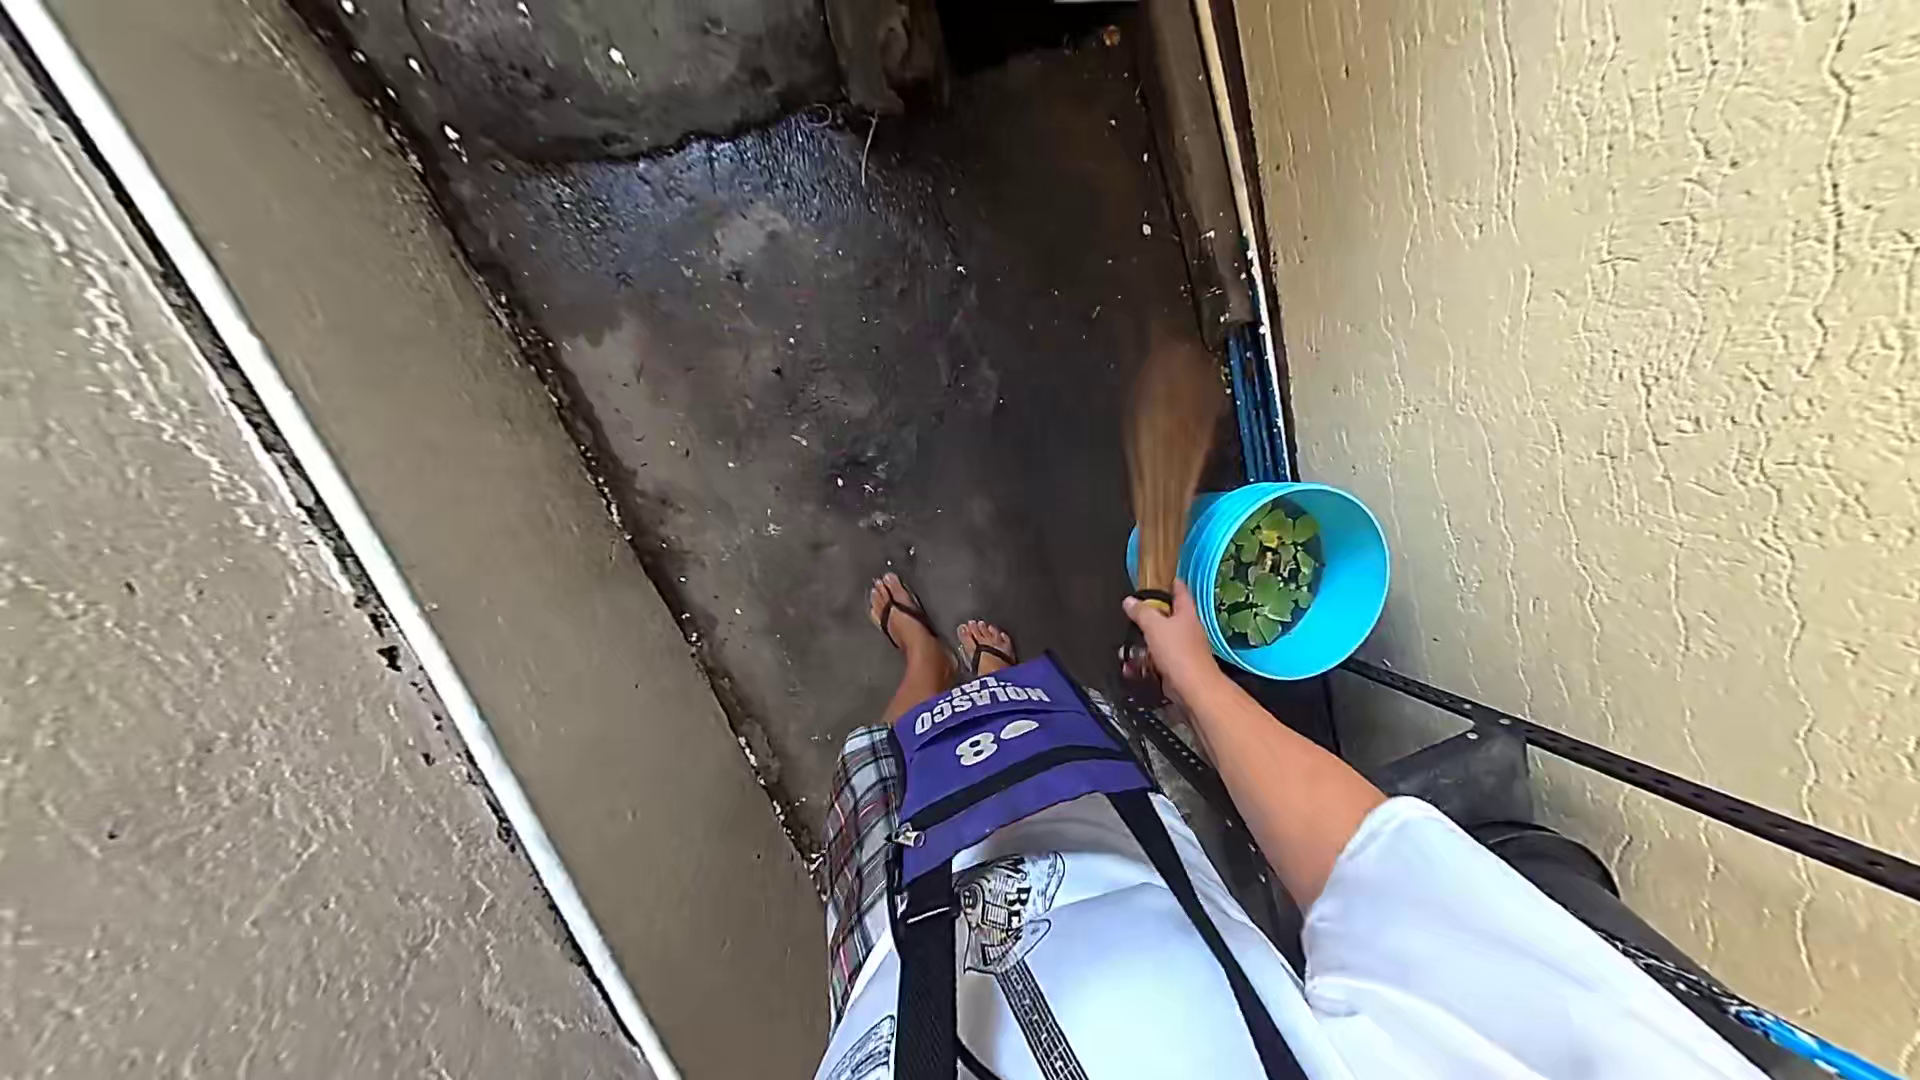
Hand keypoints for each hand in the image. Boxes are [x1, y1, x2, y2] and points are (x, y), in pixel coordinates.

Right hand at [1122, 581, 1220, 701]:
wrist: (1192, 688)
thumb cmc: (1178, 652)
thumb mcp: (1154, 625)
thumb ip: (1141, 611)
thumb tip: (1129, 601)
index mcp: (1186, 613)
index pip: (1180, 590)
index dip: (1169, 582)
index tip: (1158, 577)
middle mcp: (1187, 629)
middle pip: (1166, 616)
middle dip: (1147, 617)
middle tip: (1132, 615)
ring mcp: (1183, 649)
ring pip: (1158, 640)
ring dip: (1142, 643)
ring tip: (1125, 648)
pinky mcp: (1176, 666)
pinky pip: (1156, 660)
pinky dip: (1143, 663)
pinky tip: (1131, 668)